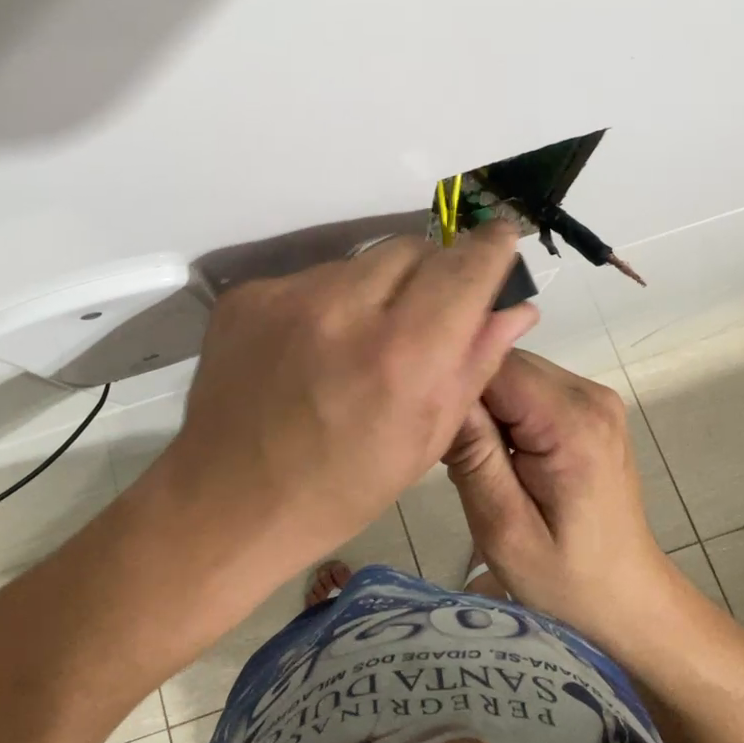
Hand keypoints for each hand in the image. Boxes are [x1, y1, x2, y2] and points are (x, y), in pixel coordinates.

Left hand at [159, 221, 537, 578]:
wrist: (227, 501)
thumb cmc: (339, 489)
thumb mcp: (424, 439)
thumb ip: (475, 363)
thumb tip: (516, 307)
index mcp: (402, 355)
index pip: (465, 265)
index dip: (490, 248)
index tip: (500, 241)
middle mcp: (345, 308)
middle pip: (413, 249)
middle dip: (432, 272)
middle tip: (422, 316)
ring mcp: (288, 295)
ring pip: (360, 263)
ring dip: (375, 288)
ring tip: (358, 342)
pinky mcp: (248, 294)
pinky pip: (311, 278)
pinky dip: (326, 302)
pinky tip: (311, 349)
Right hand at [443, 350, 670, 641]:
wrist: (625, 598)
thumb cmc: (563, 577)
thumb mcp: (503, 527)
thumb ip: (472, 453)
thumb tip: (440, 389)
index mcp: (572, 423)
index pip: (494, 363)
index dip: (454, 381)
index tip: (425, 417)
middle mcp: (590, 394)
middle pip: (504, 361)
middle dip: (468, 394)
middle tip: (448, 448)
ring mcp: (594, 396)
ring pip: (513, 370)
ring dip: (484, 402)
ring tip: (471, 454)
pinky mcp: (590, 406)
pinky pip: (529, 386)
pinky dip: (503, 409)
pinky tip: (497, 450)